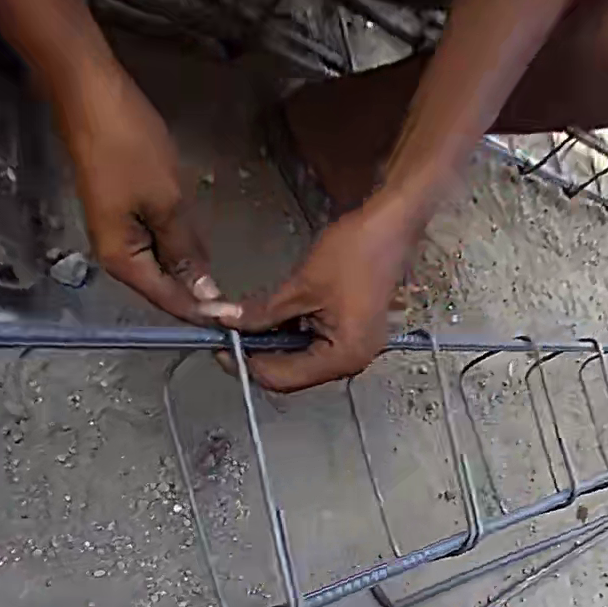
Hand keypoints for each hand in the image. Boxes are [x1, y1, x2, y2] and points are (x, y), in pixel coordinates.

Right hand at [56, 76, 234, 325]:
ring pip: (163, 270)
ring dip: (191, 278)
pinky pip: (158, 248)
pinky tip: (202, 257)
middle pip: (165, 291)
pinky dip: (181, 255)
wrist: (87, 91)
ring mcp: (120, 237)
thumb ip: (186, 251)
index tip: (236, 320)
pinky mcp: (125, 218)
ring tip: (228, 290)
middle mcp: (117, 258)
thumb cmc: (127, 146)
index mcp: (123, 261)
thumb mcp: (167, 203)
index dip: (203, 313)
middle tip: (238, 308)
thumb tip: (205, 293)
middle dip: (199, 300)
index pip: (170, 301)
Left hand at [228, 197, 419, 391]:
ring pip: (300, 361)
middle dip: (257, 356)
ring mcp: (352, 351)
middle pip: (292, 375)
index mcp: (343, 358)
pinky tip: (267, 320)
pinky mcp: (350, 336)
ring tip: (241, 325)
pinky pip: (312, 346)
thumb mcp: (301, 286)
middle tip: (225, 334)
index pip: (283, 378)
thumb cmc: (352, 254)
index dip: (246, 365)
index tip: (217, 345)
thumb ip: (261, 313)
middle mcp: (350, 363)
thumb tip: (222, 323)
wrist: (391, 228)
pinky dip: (288, 336)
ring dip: (270, 346)